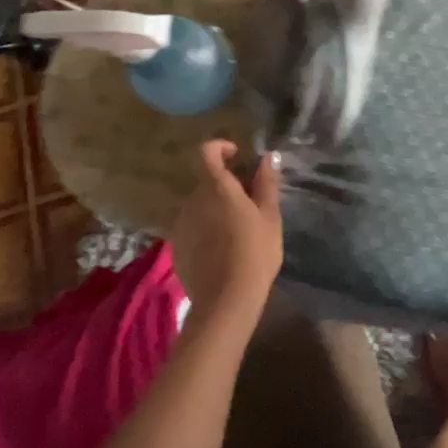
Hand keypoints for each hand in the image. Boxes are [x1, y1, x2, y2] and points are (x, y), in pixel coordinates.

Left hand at [172, 140, 282, 320]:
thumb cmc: (255, 252)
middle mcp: (193, 201)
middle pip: (206, 182)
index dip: (219, 148)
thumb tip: (268, 156)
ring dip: (216, 208)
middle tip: (250, 203)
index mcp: (217, 188)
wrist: (226, 300)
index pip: (205, 152)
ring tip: (239, 230)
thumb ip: (267, 183)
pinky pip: (193, 227)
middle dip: (226, 185)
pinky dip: (207, 229)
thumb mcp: (270, 216)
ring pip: (200, 205)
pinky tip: (224, 250)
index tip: (237, 156)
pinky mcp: (177, 247)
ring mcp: (181, 224)